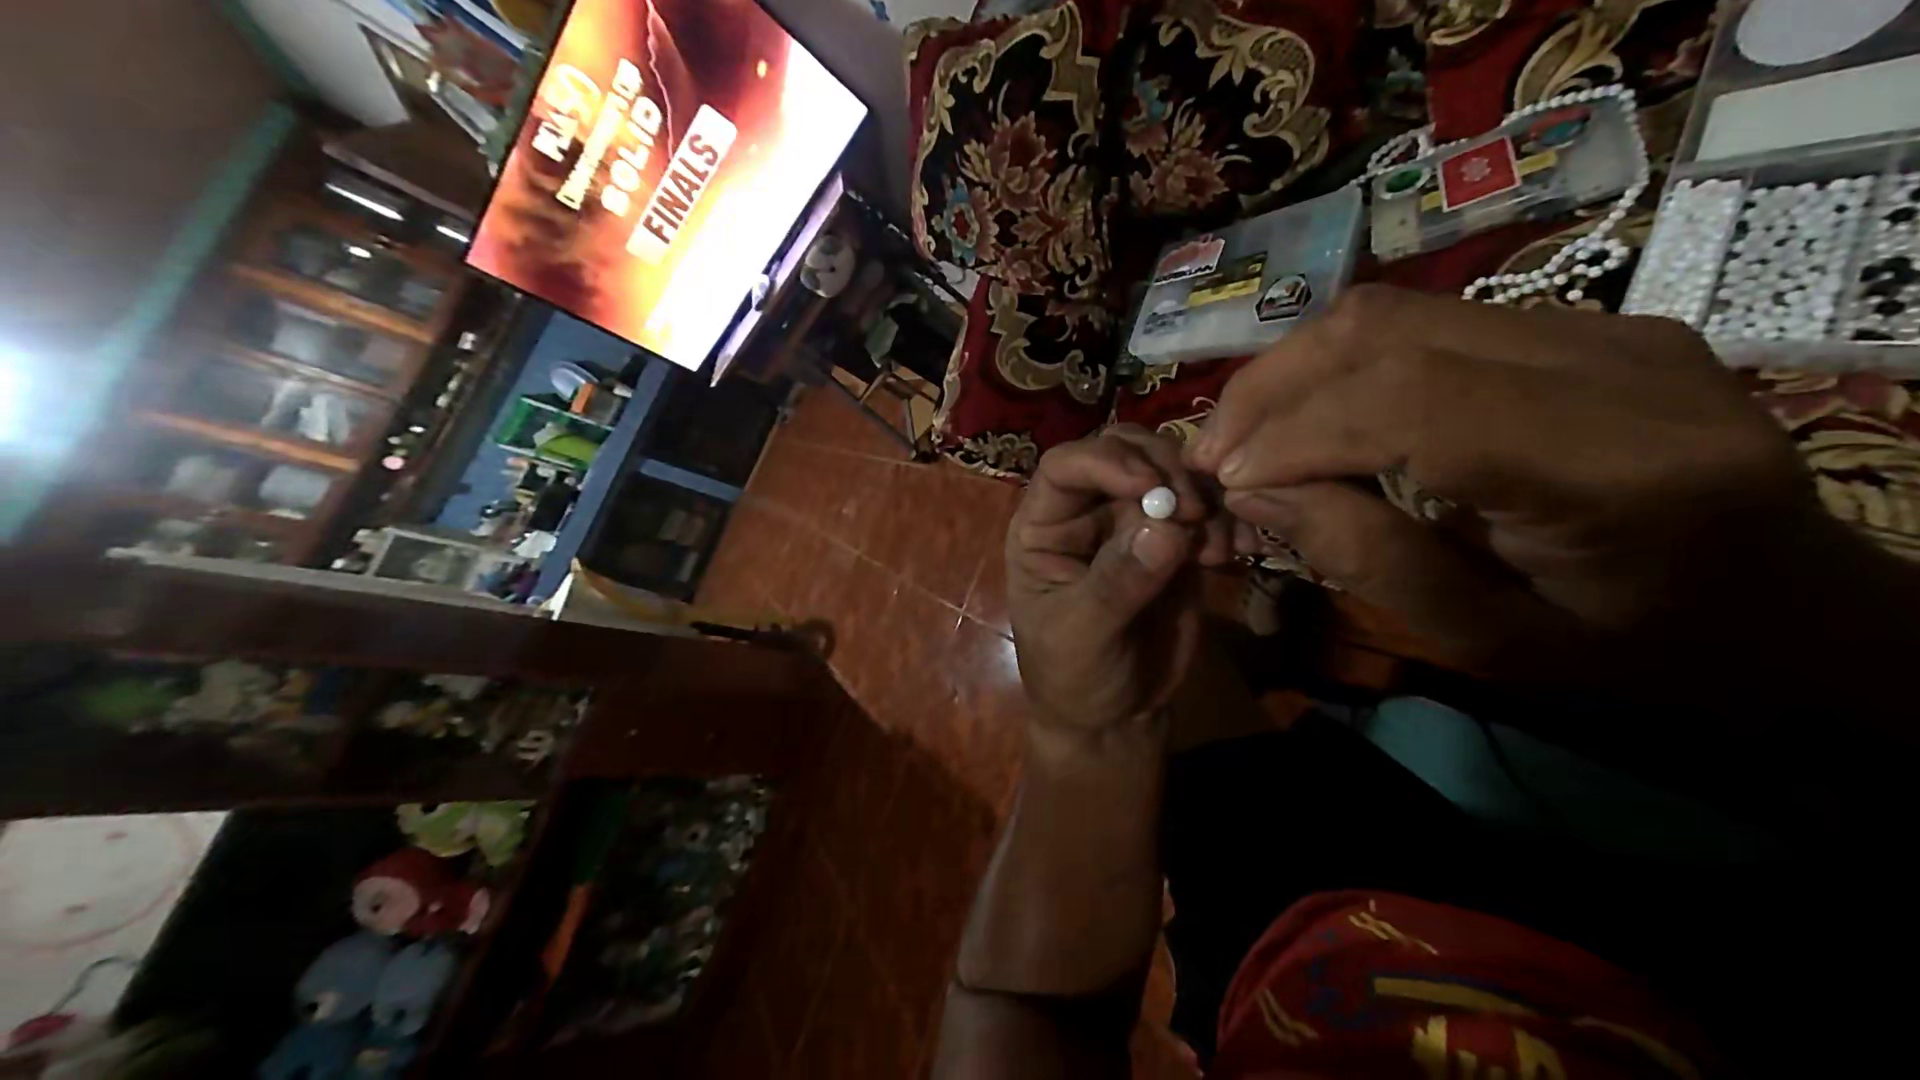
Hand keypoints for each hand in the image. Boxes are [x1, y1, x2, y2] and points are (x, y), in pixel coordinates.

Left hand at [1007, 427, 1229, 742]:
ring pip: (1171, 475)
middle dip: (1165, 470)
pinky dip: (1226, 521)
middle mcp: (1087, 512)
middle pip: (1125, 454)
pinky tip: (1238, 553)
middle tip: (1195, 510)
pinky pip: (1205, 513)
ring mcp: (1133, 524)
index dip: (1106, 461)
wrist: (1115, 715)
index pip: (1064, 466)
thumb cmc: (1073, 674)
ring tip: (1218, 548)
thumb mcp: (1082, 635)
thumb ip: (1117, 583)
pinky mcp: (1175, 544)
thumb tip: (1165, 528)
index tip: (1150, 486)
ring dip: (1203, 496)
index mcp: (1043, 526)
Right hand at [1187, 286, 1844, 668]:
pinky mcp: (1569, 321)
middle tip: (1211, 456)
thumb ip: (1368, 560)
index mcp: (1616, 470)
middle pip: (1385, 332)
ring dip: (1288, 372)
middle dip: (1269, 392)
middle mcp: (1614, 365)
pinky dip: (1330, 368)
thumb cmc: (1635, 648)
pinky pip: (1414, 322)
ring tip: (1242, 435)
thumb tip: (1252, 491)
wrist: (1782, 598)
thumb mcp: (1491, 641)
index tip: (1224, 483)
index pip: (1413, 403)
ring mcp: (1595, 326)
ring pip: (1386, 312)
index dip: (1295, 434)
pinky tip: (1302, 416)